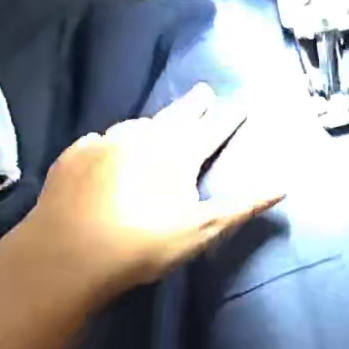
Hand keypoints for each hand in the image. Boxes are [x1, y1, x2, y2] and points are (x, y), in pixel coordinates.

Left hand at [2, 83, 283, 306]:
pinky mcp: (73, 155)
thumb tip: (282, 187)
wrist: (66, 255)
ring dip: (153, 122)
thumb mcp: (201, 230)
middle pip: (174, 116)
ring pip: (136, 125)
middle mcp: (142, 137)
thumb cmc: (144, 244)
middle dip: (192, 105)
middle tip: (203, 92)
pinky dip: (113, 140)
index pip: (211, 129)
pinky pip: (100, 139)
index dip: (228, 119)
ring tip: (159, 124)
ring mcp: (104, 143)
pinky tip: (109, 147)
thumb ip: (242, 206)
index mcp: (177, 153)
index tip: (240, 105)